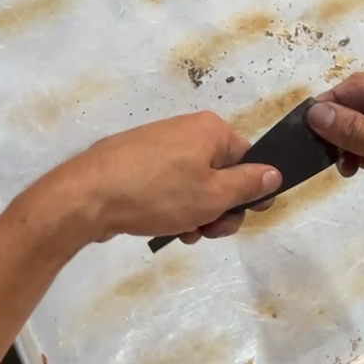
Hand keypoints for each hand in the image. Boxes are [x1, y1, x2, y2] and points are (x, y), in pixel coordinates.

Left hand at [36, 112, 281, 244]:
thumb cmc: (158, 192)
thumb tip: (274, 173)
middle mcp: (187, 131)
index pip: (249, 159)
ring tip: (183, 233)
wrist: (89, 195)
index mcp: (211, 130)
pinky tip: (166, 228)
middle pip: (222, 175)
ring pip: (195, 186)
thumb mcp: (213, 194)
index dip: (250, 192)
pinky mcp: (138, 164)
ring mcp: (160, 147)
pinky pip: (170, 187)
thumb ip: (248, 185)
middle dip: (220, 209)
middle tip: (208, 231)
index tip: (242, 217)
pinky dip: (174, 208)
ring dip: (197, 214)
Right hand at [307, 74, 363, 252]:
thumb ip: (355, 130)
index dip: (337, 99)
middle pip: (363, 106)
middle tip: (313, 141)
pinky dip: (353, 157)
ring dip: (344, 142)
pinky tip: (347, 170)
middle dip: (338, 122)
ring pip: (361, 129)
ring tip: (335, 161)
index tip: (307, 118)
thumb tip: (314, 112)